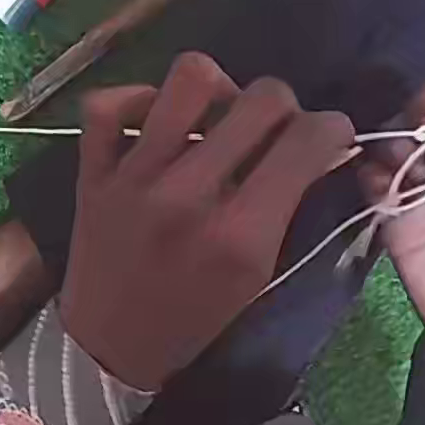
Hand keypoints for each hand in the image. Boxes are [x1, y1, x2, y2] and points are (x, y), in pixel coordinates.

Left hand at [61, 53, 355, 389]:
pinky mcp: (93, 173)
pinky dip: (135, 100)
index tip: (326, 135)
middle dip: (284, 106)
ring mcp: (134, 177)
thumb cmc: (190, 321)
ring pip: (189, 77)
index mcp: (239, 233)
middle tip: (271, 131)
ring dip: (218, 88)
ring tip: (216, 116)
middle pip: (261, 98)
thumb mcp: (255, 277)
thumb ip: (288, 209)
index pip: (306, 139)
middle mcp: (188, 193)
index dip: (332, 127)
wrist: (108, 346)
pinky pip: (107, 104)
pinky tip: (154, 122)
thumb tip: (317, 147)